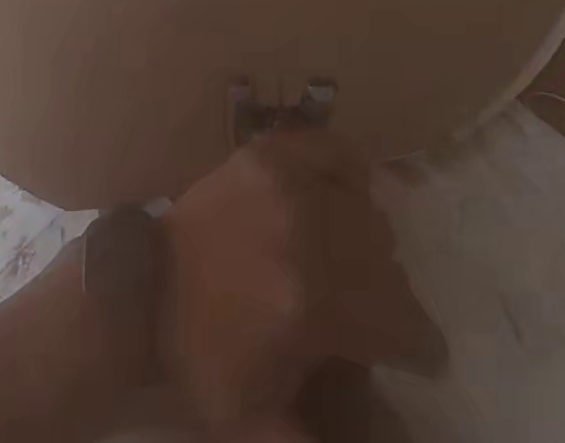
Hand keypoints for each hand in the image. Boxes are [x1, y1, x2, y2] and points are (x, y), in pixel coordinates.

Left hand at [158, 130, 444, 435]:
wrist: (142, 293)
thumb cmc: (202, 355)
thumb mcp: (262, 412)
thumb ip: (327, 424)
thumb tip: (395, 434)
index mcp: (310, 304)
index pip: (399, 319)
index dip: (420, 344)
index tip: (422, 353)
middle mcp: (307, 235)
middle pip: (385, 263)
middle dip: (387, 296)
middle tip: (370, 308)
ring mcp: (285, 185)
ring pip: (365, 211)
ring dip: (367, 243)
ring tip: (349, 260)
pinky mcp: (265, 155)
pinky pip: (332, 150)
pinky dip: (347, 170)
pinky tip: (343, 192)